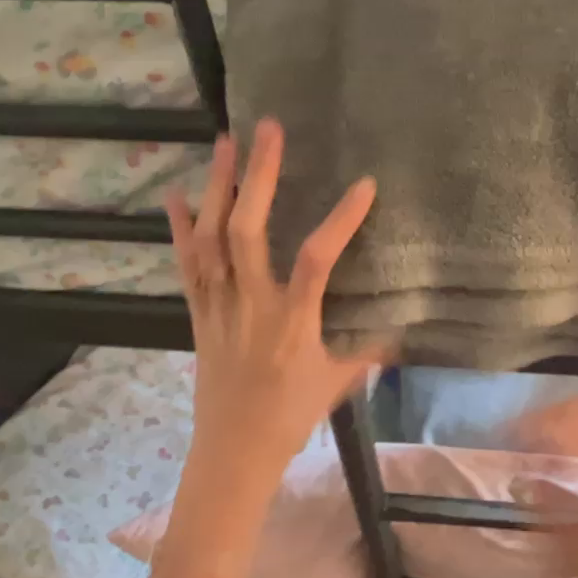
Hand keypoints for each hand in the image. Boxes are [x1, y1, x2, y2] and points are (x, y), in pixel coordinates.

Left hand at [167, 118, 385, 478]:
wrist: (235, 448)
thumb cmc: (292, 416)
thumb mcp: (340, 383)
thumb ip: (369, 348)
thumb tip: (401, 320)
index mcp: (292, 323)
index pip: (316, 261)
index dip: (340, 220)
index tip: (364, 185)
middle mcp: (251, 306)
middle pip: (247, 231)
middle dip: (258, 177)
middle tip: (267, 129)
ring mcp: (218, 307)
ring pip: (210, 239)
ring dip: (216, 188)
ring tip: (224, 143)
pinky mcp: (197, 314)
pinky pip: (185, 266)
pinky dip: (179, 229)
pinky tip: (177, 195)